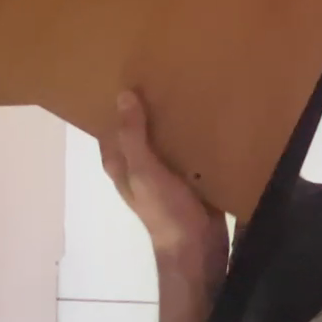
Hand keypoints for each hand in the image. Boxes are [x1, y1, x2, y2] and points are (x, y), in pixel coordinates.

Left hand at [101, 90, 228, 285]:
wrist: (198, 250)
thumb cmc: (164, 212)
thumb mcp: (144, 172)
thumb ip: (133, 136)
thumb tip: (122, 94)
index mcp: (122, 165)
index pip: (112, 128)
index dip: (115, 105)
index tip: (126, 74)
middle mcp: (140, 167)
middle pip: (140, 130)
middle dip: (149, 106)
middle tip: (163, 71)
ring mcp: (166, 173)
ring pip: (166, 138)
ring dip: (174, 118)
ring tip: (189, 84)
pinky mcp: (190, 178)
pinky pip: (189, 150)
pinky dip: (194, 134)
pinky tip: (209, 114)